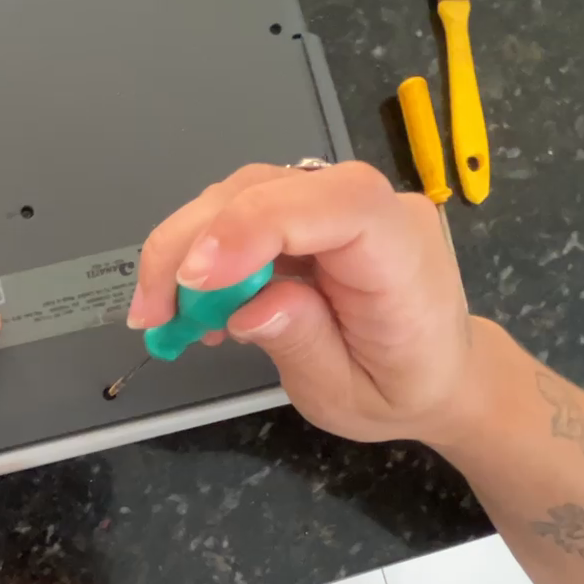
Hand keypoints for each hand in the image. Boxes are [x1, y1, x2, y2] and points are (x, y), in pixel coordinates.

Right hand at [127, 162, 480, 445]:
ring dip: (183, 248)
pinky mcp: (302, 217)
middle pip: (265, 188)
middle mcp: (369, 211)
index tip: (194, 280)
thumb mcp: (352, 394)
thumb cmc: (402, 387)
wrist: (434, 371)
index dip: (255, 226)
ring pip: (239, 195)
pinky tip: (192, 306)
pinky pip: (237, 216)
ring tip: (161, 314)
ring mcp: (331, 206)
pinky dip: (198, 255)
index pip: (337, 205)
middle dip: (191, 242)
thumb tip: (247, 310)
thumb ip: (305, 344)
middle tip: (150, 312)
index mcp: (401, 256)